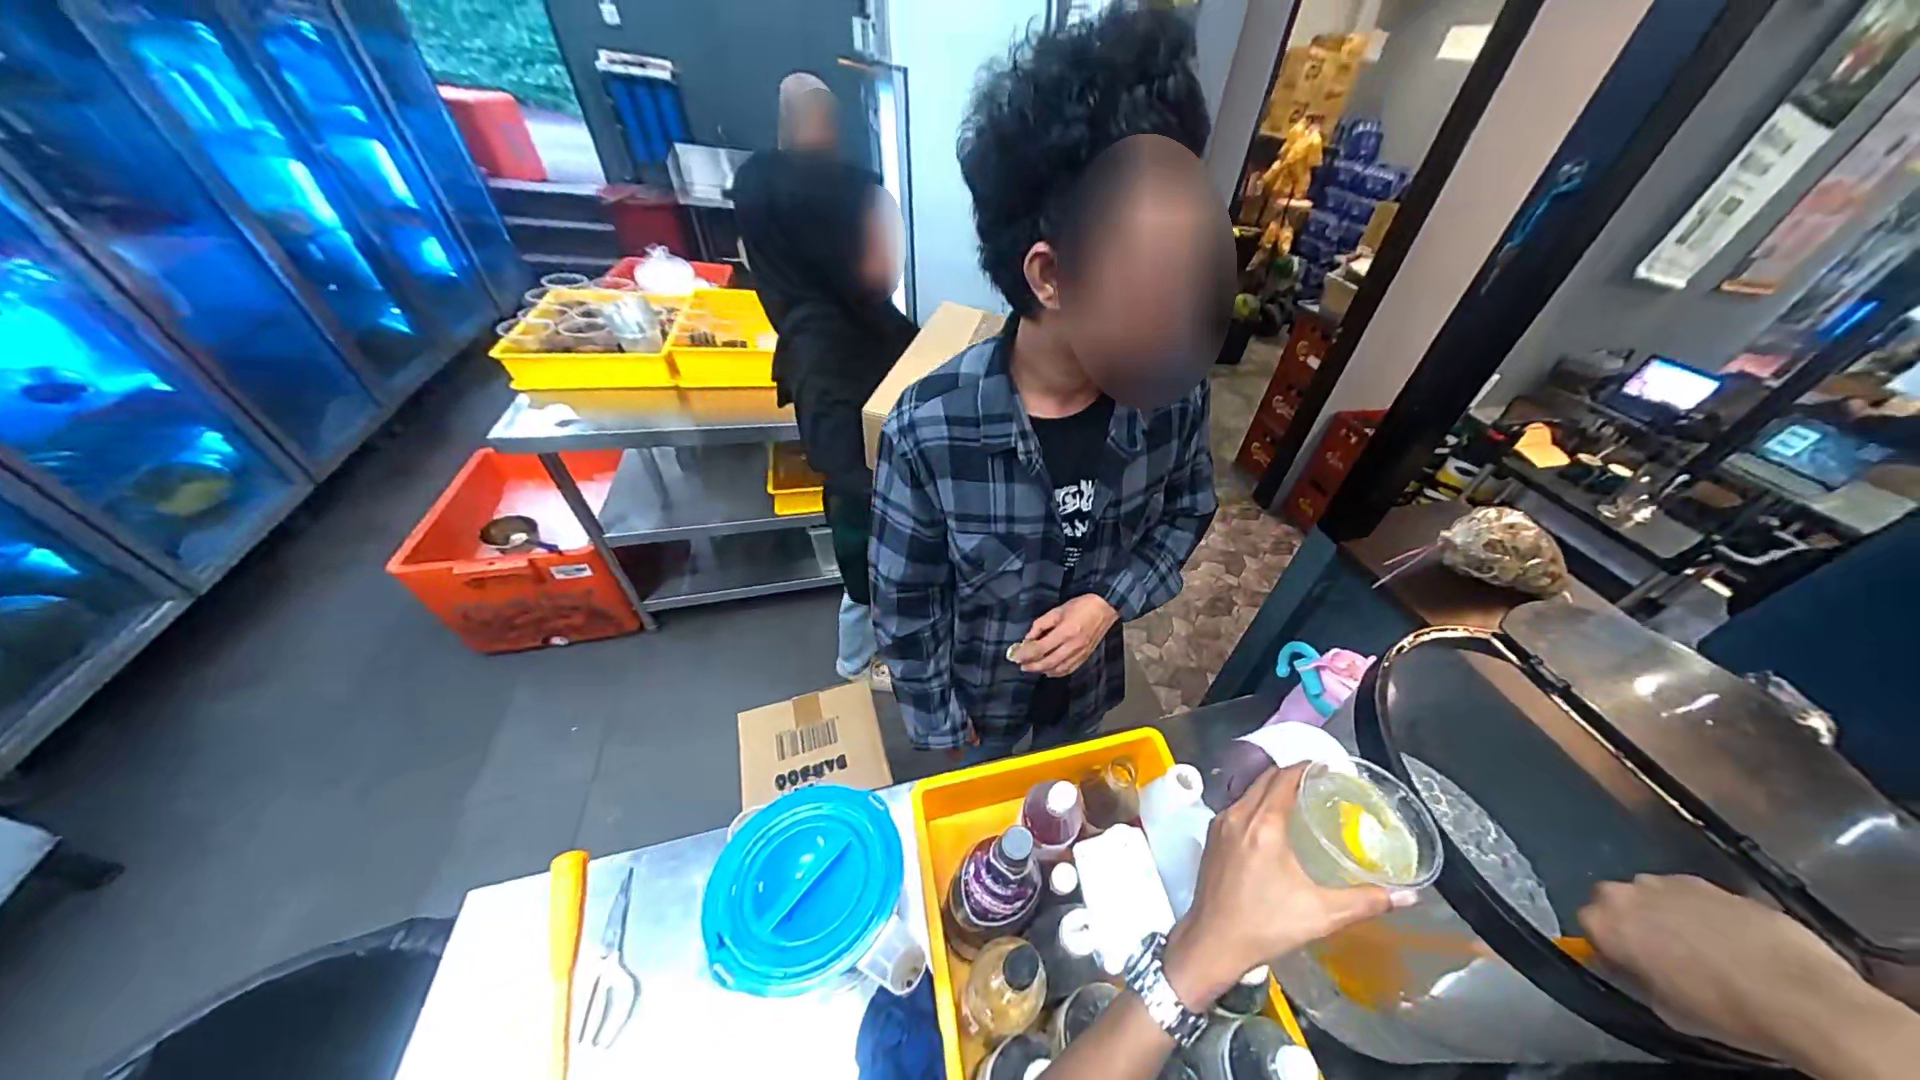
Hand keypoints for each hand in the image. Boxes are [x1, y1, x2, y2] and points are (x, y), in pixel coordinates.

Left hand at [1016, 594, 1118, 676]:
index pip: (1040, 649)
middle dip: (1032, 666)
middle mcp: (1072, 646)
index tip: (1015, 656)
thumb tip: (1028, 639)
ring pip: (1058, 669)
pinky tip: (1049, 671)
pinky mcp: (1086, 657)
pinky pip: (1069, 670)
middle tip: (1021, 665)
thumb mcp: (1057, 610)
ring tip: (1032, 668)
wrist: (1105, 608)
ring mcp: (1080, 654)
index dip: (1025, 654)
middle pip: (1047, 663)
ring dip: (1042, 670)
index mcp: (1065, 632)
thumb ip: (1040, 625)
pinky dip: (1056, 673)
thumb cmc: (1080, 606)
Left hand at [1162, 764, 1412, 1008]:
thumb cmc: (1266, 924)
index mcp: (1262, 824)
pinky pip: (1237, 807)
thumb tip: (1407, 895)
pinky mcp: (1212, 837)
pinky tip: (1272, 821)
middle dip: (1290, 774)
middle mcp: (1237, 815)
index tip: (1327, 768)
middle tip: (1318, 782)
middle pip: (1264, 779)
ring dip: (1271, 787)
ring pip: (1248, 791)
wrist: (1214, 939)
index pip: (1283, 778)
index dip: (1306, 768)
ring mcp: (1219, 824)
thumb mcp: (1322, 913)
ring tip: (1299, 798)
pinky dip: (1256, 803)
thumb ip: (1366, 901)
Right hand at [1578, 874, 1887, 1068]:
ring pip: (1658, 896)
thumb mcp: (1666, 1008)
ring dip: (1671, 915)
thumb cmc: (1727, 1010)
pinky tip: (1739, 945)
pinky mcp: (1714, 883)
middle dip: (1638, 923)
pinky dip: (1709, 915)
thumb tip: (1638, 969)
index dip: (1612, 948)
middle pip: (1619, 903)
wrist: (1807, 1001)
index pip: (1589, 926)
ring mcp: (1671, 882)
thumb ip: (1637, 978)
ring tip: (1711, 950)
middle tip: (1670, 956)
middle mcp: (1626, 891)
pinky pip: (1698, 897)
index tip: (1635, 967)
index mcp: (1603, 920)